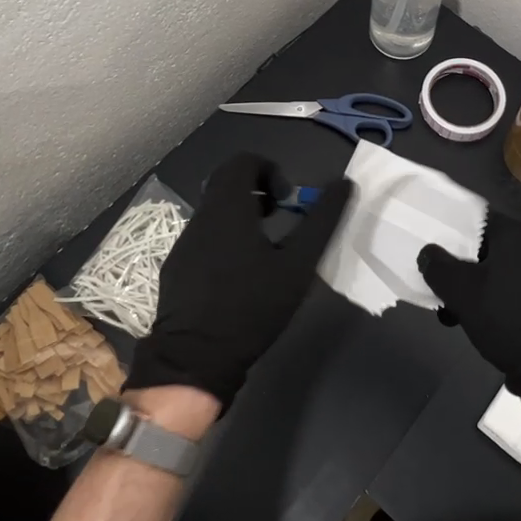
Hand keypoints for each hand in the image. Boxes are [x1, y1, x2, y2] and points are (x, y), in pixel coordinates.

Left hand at [125, 154, 352, 410]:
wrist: (195, 358)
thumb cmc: (252, 306)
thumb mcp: (298, 264)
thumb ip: (322, 220)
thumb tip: (344, 184)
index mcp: (228, 209)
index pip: (242, 161)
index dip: (270, 170)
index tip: (287, 201)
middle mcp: (200, 218)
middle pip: (227, 184)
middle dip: (259, 193)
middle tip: (280, 221)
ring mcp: (184, 244)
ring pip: (215, 212)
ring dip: (243, 218)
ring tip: (266, 251)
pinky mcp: (176, 268)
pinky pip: (204, 237)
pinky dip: (226, 240)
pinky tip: (240, 277)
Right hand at [418, 211, 520, 408]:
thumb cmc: (503, 317)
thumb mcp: (460, 292)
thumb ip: (438, 267)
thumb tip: (429, 252)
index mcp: (516, 233)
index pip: (478, 222)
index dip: (455, 239)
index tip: (442, 260)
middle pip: (494, 247)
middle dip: (471, 268)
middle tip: (454, 294)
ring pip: (511, 269)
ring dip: (490, 285)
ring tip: (473, 314)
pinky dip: (512, 296)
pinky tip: (502, 321)